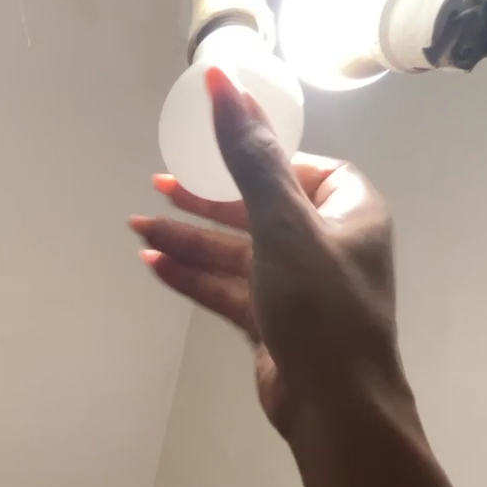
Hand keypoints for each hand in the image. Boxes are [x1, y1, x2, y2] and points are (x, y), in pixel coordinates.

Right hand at [130, 67, 399, 435]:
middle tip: (158, 188)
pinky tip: (155, 265)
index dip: (256, 157)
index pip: (300, 168)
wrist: (333, 404)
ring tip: (137, 229)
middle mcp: (324, 244)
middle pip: (256, 211)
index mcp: (348, 211)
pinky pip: (227, 289)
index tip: (211, 152)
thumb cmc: (320, 307)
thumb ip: (251, 159)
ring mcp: (296, 287)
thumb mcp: (284, 225)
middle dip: (205, 203)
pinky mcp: (272, 322)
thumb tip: (223, 83)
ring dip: (188, 241)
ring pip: (235, 253)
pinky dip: (193, 277)